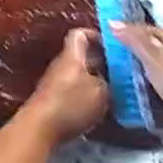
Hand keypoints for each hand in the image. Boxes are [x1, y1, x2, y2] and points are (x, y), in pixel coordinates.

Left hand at [24, 28, 109, 142]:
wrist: (39, 128)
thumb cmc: (71, 104)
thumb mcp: (100, 92)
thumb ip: (109, 82)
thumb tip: (110, 80)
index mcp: (72, 56)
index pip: (80, 34)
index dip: (96, 36)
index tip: (114, 46)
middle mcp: (62, 66)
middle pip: (83, 56)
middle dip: (103, 62)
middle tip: (123, 72)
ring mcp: (56, 83)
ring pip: (80, 75)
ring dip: (97, 81)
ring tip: (117, 91)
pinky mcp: (54, 101)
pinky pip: (75, 91)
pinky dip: (88, 96)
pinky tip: (101, 108)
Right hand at [110, 23, 162, 143]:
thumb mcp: (156, 57)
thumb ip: (135, 41)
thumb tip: (112, 22)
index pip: (154, 33)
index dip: (135, 29)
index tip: (113, 31)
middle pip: (150, 55)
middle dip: (129, 54)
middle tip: (104, 54)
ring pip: (147, 77)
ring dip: (130, 77)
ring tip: (106, 75)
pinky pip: (147, 98)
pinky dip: (134, 96)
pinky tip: (118, 96)